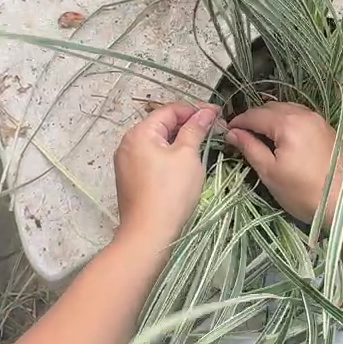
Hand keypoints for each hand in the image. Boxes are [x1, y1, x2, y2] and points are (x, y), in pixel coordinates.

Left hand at [112, 103, 218, 253]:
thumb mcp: (188, 156)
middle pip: (161, 125)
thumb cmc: (170, 192)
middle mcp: (127, 144)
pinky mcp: (130, 179)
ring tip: (201, 145)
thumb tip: (205, 112)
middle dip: (187, 125)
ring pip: (157, 142)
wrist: (149, 234)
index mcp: (139, 133)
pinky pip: (151, 158)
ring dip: (178, 141)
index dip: (195, 109)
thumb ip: (195, 129)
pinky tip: (183, 164)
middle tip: (212, 129)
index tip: (217, 114)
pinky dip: (168, 156)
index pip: (169, 111)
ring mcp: (126, 163)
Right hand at [224, 102, 342, 225]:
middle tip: (242, 135)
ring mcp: (318, 120)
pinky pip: (301, 116)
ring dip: (271, 118)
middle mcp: (303, 114)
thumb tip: (232, 133)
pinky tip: (283, 137)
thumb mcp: (270, 173)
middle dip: (254, 118)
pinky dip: (287, 121)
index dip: (238, 122)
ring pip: (287, 109)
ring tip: (261, 136)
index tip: (226, 132)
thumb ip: (250, 148)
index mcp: (287, 123)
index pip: (255, 115)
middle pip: (271, 107)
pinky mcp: (327, 128)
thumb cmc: (304, 193)